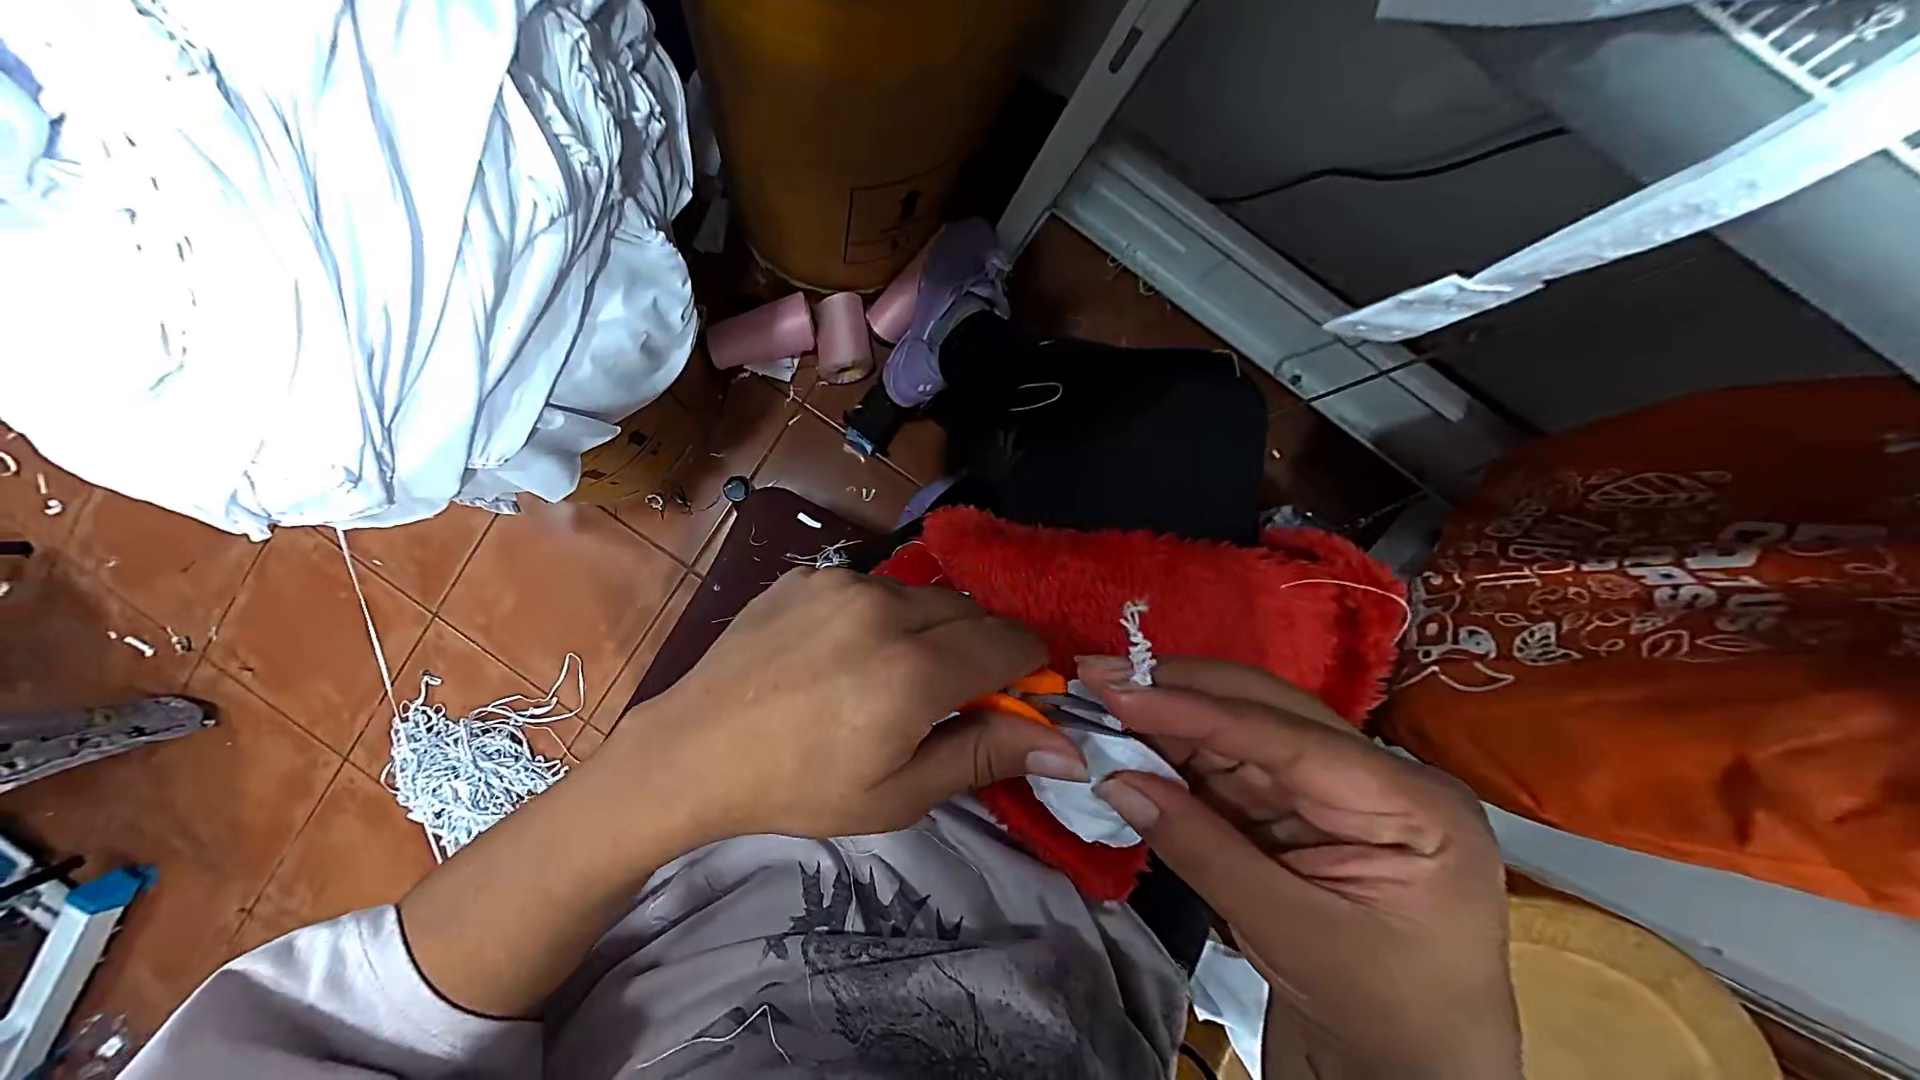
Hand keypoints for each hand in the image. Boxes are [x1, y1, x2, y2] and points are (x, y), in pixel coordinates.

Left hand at [402, 567, 1077, 1017]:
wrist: (690, 752)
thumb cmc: (799, 788)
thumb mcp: (899, 793)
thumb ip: (986, 753)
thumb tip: (1065, 745)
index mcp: (914, 670)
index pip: (1011, 642)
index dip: (1027, 666)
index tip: (1015, 693)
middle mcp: (885, 608)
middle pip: (974, 611)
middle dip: (982, 648)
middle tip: (952, 692)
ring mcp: (842, 583)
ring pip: (926, 595)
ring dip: (933, 629)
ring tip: (894, 673)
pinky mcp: (810, 574)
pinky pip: (875, 587)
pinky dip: (884, 615)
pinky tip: (847, 652)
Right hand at [1078, 656, 1520, 1079]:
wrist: (1406, 1075)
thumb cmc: (1382, 1017)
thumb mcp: (1293, 936)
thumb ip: (1202, 849)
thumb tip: (1115, 780)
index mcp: (1409, 800)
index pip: (1284, 735)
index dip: (1193, 709)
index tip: (1118, 690)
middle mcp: (1368, 772)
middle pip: (1260, 710)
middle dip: (1175, 691)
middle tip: (1096, 676)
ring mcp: (1326, 786)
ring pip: (1232, 730)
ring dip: (1163, 717)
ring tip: (1099, 700)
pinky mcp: (1288, 805)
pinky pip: (1221, 766)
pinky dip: (1170, 753)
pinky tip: (1127, 737)